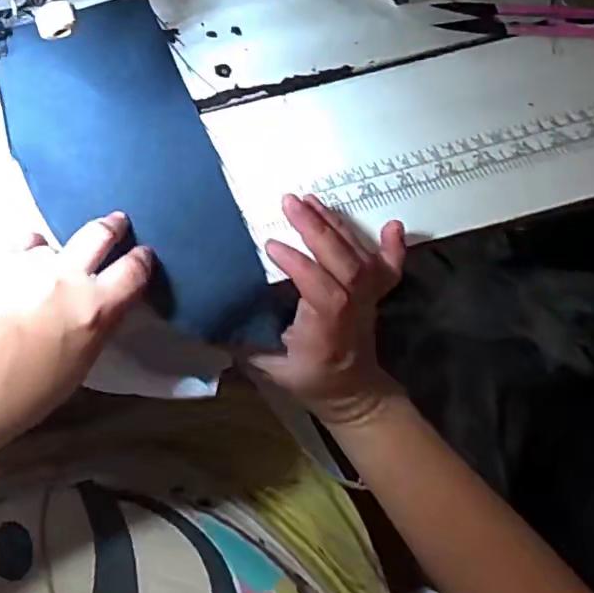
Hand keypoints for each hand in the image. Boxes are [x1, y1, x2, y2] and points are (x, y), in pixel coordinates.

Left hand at [0, 212, 153, 454]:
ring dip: (55, 250)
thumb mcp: (78, 365)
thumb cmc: (26, 394)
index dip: (142, 260)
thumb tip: (99, 308)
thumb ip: (94, 326)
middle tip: (117, 221)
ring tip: (50, 259)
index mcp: (94, 308)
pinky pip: (19, 246)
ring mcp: (28, 262)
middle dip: (112, 226)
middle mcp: (65, 276)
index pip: (132, 271)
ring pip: (50, 241)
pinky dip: (24, 252)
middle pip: (97, 234)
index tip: (144, 254)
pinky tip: (18, 265)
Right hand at [248, 194, 406, 426]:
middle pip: (347, 267)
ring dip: (335, 226)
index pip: (325, 295)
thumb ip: (240, 339)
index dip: (302, 267)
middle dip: (319, 231)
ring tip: (308, 199)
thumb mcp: (267, 367)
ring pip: (361, 260)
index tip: (270, 244)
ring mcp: (368, 302)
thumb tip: (202, 313)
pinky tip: (391, 224)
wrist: (355, 393)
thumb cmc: (307, 378)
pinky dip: (391, 246)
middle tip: (289, 201)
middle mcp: (353, 313)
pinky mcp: (373, 294)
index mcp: (326, 333)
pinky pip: (388, 269)